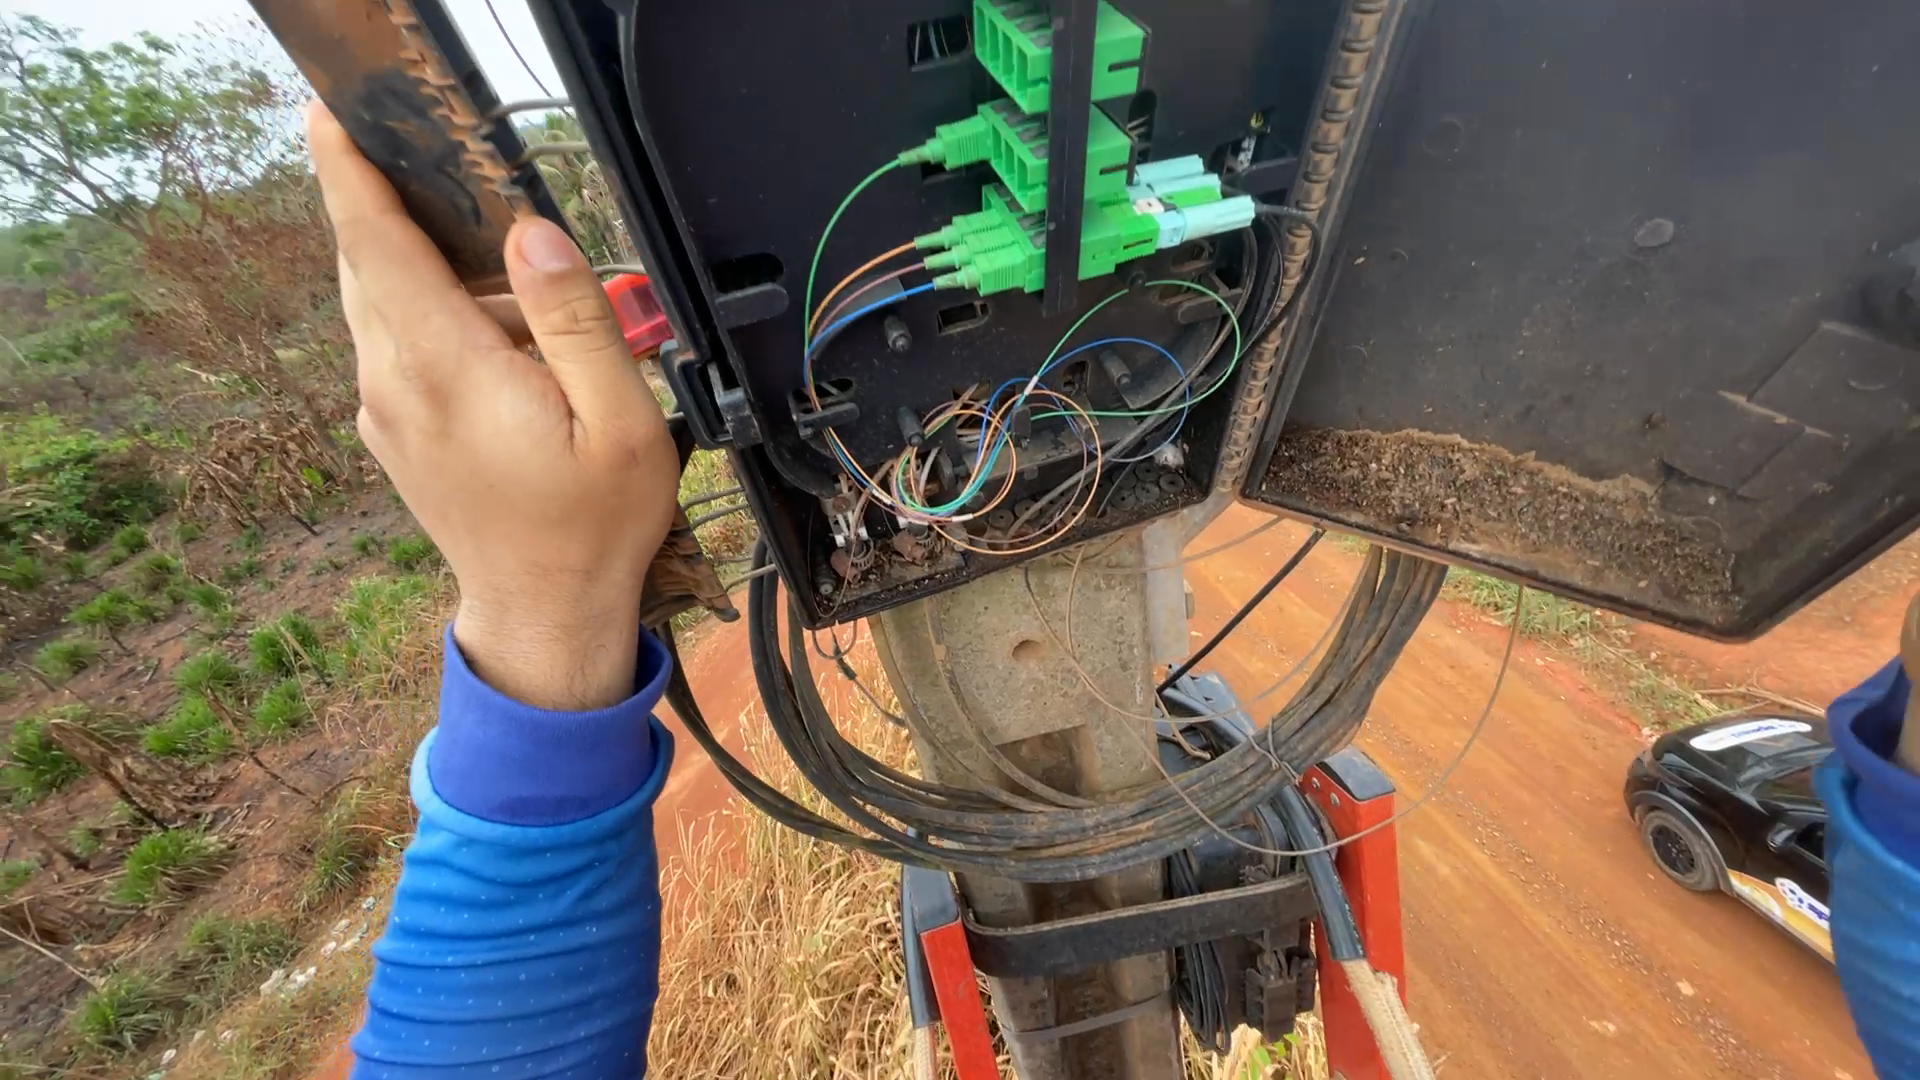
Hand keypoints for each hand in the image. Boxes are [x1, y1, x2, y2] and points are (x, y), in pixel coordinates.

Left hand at [306, 102, 678, 710]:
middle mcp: (397, 382)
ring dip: (441, 283)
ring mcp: (387, 412)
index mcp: (452, 368)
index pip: (377, 238)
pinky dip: (438, 326)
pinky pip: (398, 351)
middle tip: (478, 207)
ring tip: (529, 318)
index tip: (336, 109)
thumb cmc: (597, 521)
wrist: (548, 606)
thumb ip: (577, 322)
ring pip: (385, 308)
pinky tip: (508, 361)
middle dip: (407, 215)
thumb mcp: (621, 421)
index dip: (351, 165)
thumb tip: (535, 235)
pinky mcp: (397, 434)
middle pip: (373, 263)